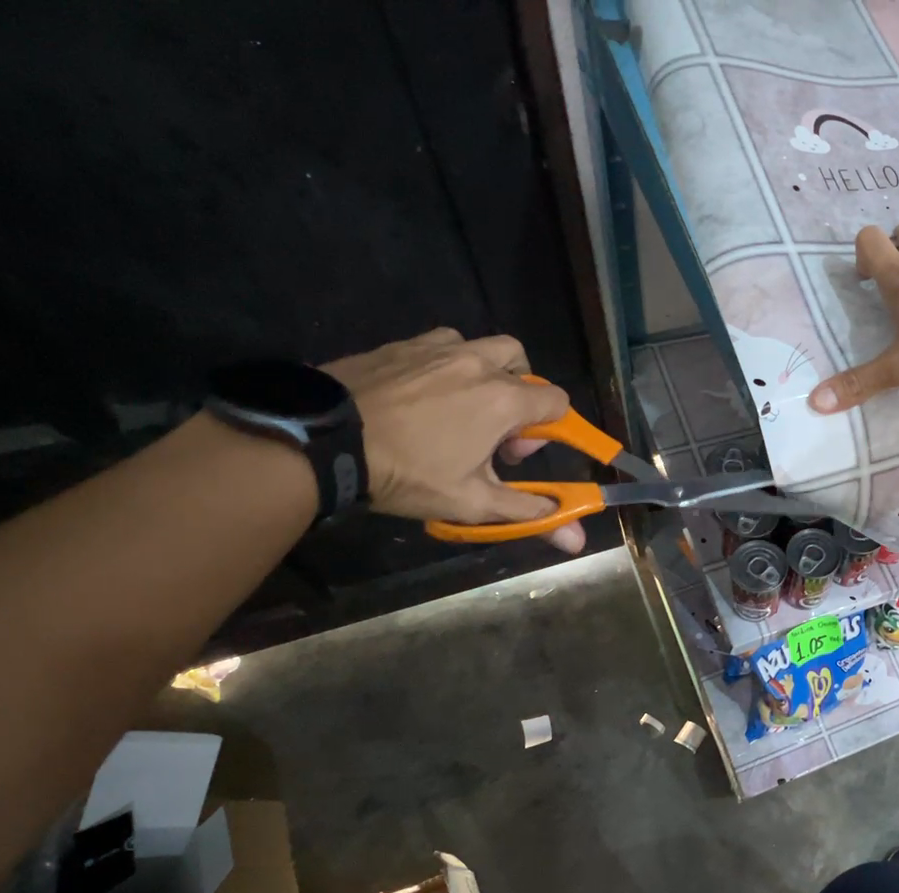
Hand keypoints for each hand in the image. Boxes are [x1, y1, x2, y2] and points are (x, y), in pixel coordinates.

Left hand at [322, 328, 585, 553]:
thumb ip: (529, 513)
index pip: (557, 401)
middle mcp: (479, 364)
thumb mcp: (471, 502)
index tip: (513, 455)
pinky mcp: (399, 345)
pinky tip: (420, 395)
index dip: (546, 429)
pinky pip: (439, 345)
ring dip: (483, 373)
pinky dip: (444, 365)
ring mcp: (437, 348)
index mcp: (504, 400)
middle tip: (491, 427)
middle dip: (520, 392)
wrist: (320, 441)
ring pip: (481, 348)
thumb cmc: (406, 473)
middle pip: (523, 364)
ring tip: (457, 407)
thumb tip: (577, 541)